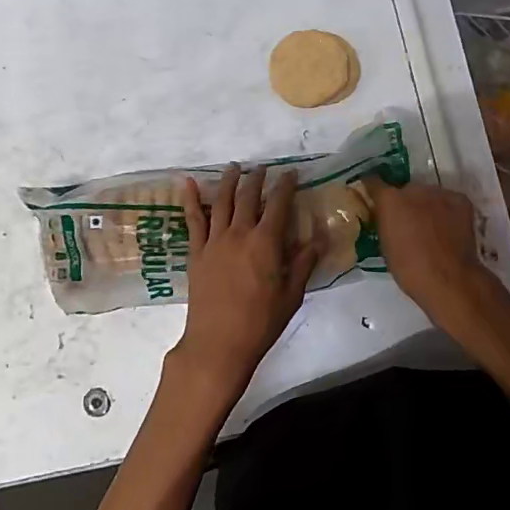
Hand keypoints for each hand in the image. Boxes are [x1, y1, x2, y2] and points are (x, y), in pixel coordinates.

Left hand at [169, 164, 324, 397]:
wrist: (218, 343)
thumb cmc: (260, 322)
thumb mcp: (292, 294)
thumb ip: (304, 262)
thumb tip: (320, 237)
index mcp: (266, 242)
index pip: (279, 204)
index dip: (285, 185)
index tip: (291, 173)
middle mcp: (239, 233)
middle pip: (248, 196)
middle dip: (257, 178)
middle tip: (262, 168)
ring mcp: (214, 240)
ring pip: (222, 201)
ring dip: (229, 181)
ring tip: (234, 167)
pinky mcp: (196, 251)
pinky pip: (193, 219)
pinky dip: (191, 199)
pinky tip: (189, 183)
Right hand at [370, 183, 509, 330]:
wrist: (449, 278)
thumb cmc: (409, 269)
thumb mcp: (385, 244)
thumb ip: (384, 223)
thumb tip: (387, 218)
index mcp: (389, 200)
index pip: (373, 182)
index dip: (373, 189)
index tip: (373, 197)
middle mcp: (412, 189)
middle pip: (405, 190)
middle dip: (405, 203)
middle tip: (408, 223)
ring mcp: (439, 193)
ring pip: (428, 195)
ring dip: (426, 206)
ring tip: (432, 228)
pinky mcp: (460, 199)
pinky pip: (448, 200)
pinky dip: (447, 210)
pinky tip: (449, 228)